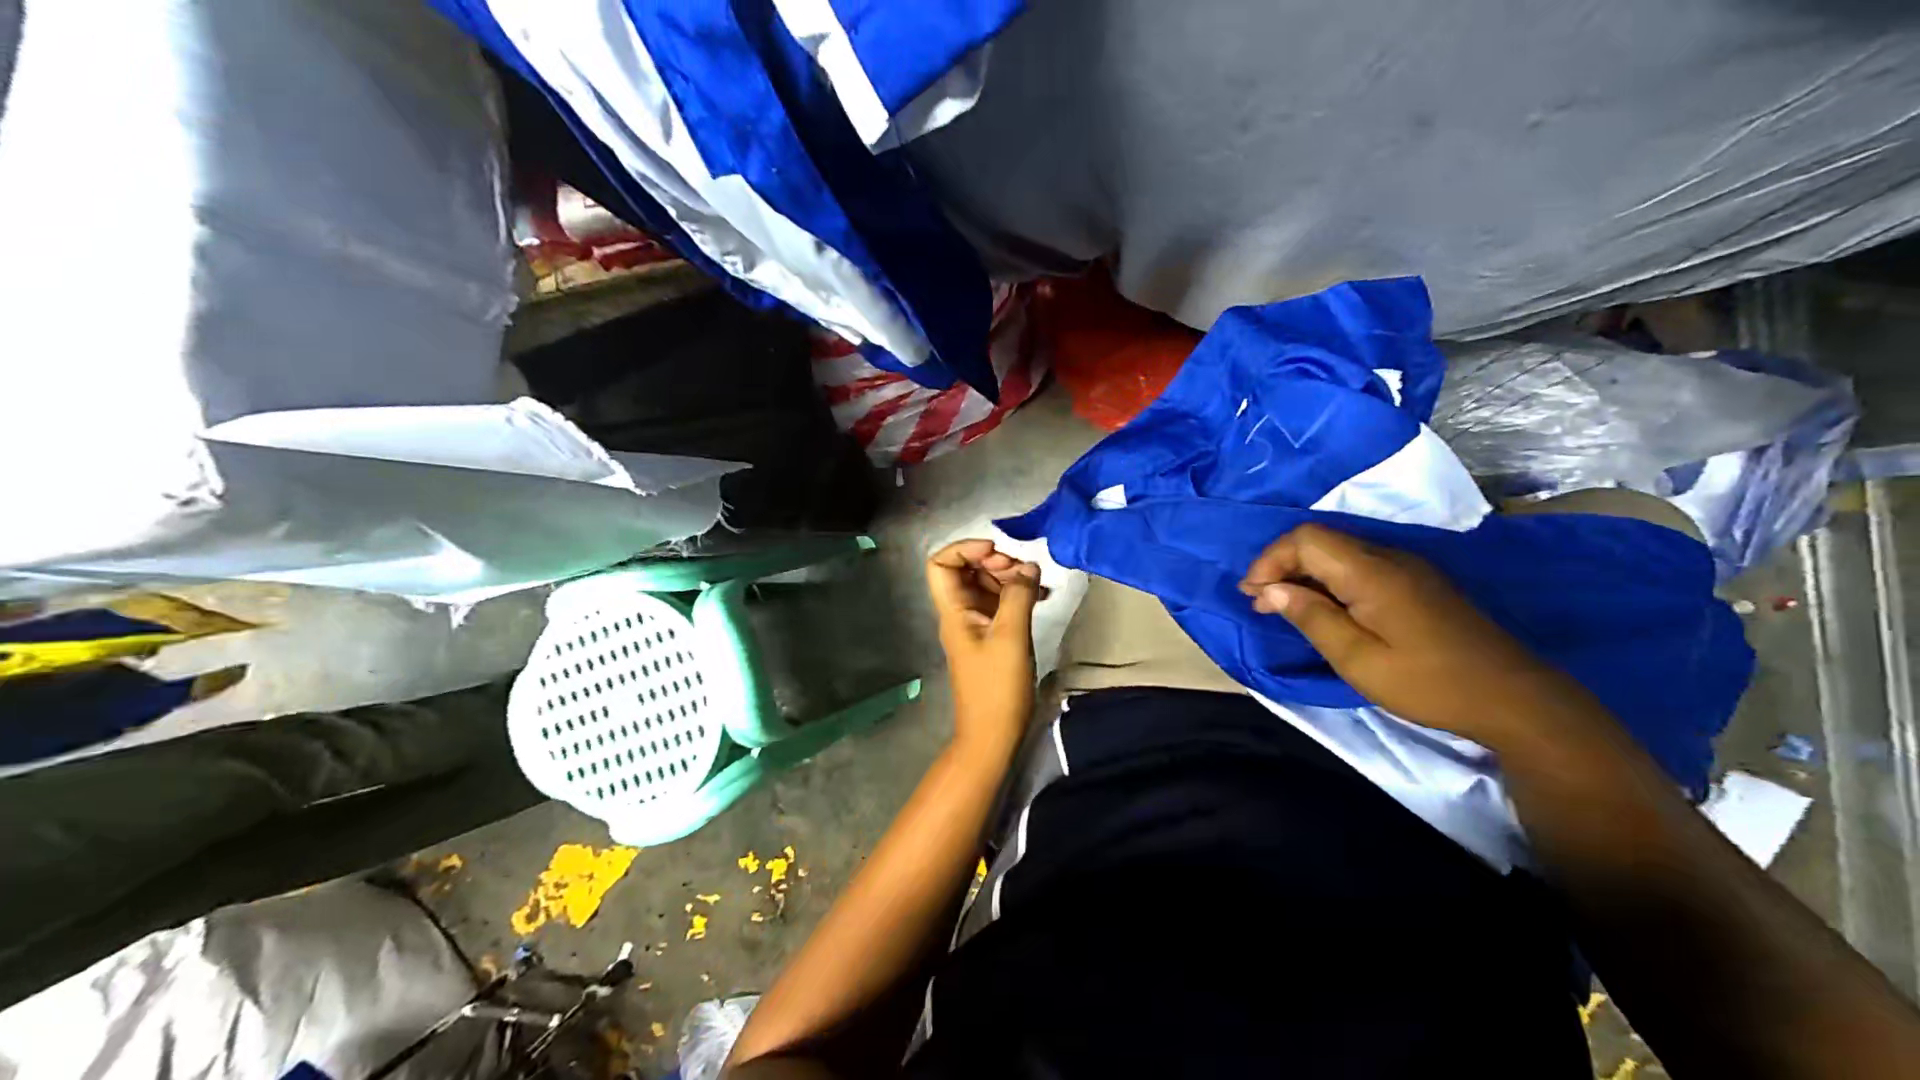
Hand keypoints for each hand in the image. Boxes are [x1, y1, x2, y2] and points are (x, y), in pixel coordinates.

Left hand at [927, 539, 1042, 750]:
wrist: (994, 736)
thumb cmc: (997, 688)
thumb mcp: (1010, 638)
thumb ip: (1018, 596)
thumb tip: (1029, 566)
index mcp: (953, 611)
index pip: (940, 565)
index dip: (965, 549)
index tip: (997, 552)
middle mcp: (961, 613)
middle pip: (968, 571)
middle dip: (995, 561)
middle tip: (1023, 570)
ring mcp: (978, 625)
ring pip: (988, 585)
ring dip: (1011, 577)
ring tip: (1038, 582)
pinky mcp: (994, 637)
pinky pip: (1003, 604)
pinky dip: (1020, 595)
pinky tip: (1043, 596)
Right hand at [1238, 524, 1602, 746]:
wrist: (1514, 698)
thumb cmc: (1428, 683)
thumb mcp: (1358, 659)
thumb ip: (1312, 617)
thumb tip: (1270, 589)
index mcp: (1372, 572)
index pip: (1307, 538)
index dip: (1271, 559)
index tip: (1253, 595)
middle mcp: (1390, 558)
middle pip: (1321, 541)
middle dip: (1282, 566)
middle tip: (1261, 604)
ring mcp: (1408, 568)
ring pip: (1340, 553)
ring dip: (1305, 574)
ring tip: (1285, 608)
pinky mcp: (1418, 583)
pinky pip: (1360, 567)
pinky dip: (1330, 581)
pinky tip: (1325, 610)